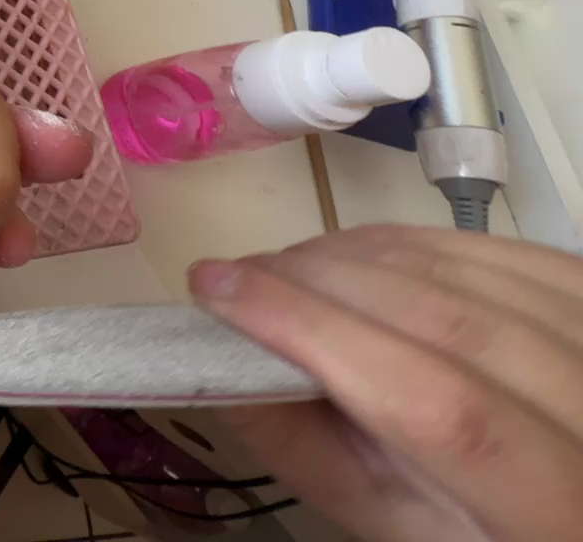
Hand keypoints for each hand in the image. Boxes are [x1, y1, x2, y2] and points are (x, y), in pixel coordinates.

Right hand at [190, 226, 582, 541]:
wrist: (552, 494)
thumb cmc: (444, 513)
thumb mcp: (364, 504)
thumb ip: (284, 432)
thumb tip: (205, 335)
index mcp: (557, 521)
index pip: (441, 408)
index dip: (312, 329)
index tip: (213, 286)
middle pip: (454, 326)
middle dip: (313, 281)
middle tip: (236, 275)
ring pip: (467, 277)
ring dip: (344, 254)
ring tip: (283, 270)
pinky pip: (491, 249)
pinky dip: (395, 239)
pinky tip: (349, 256)